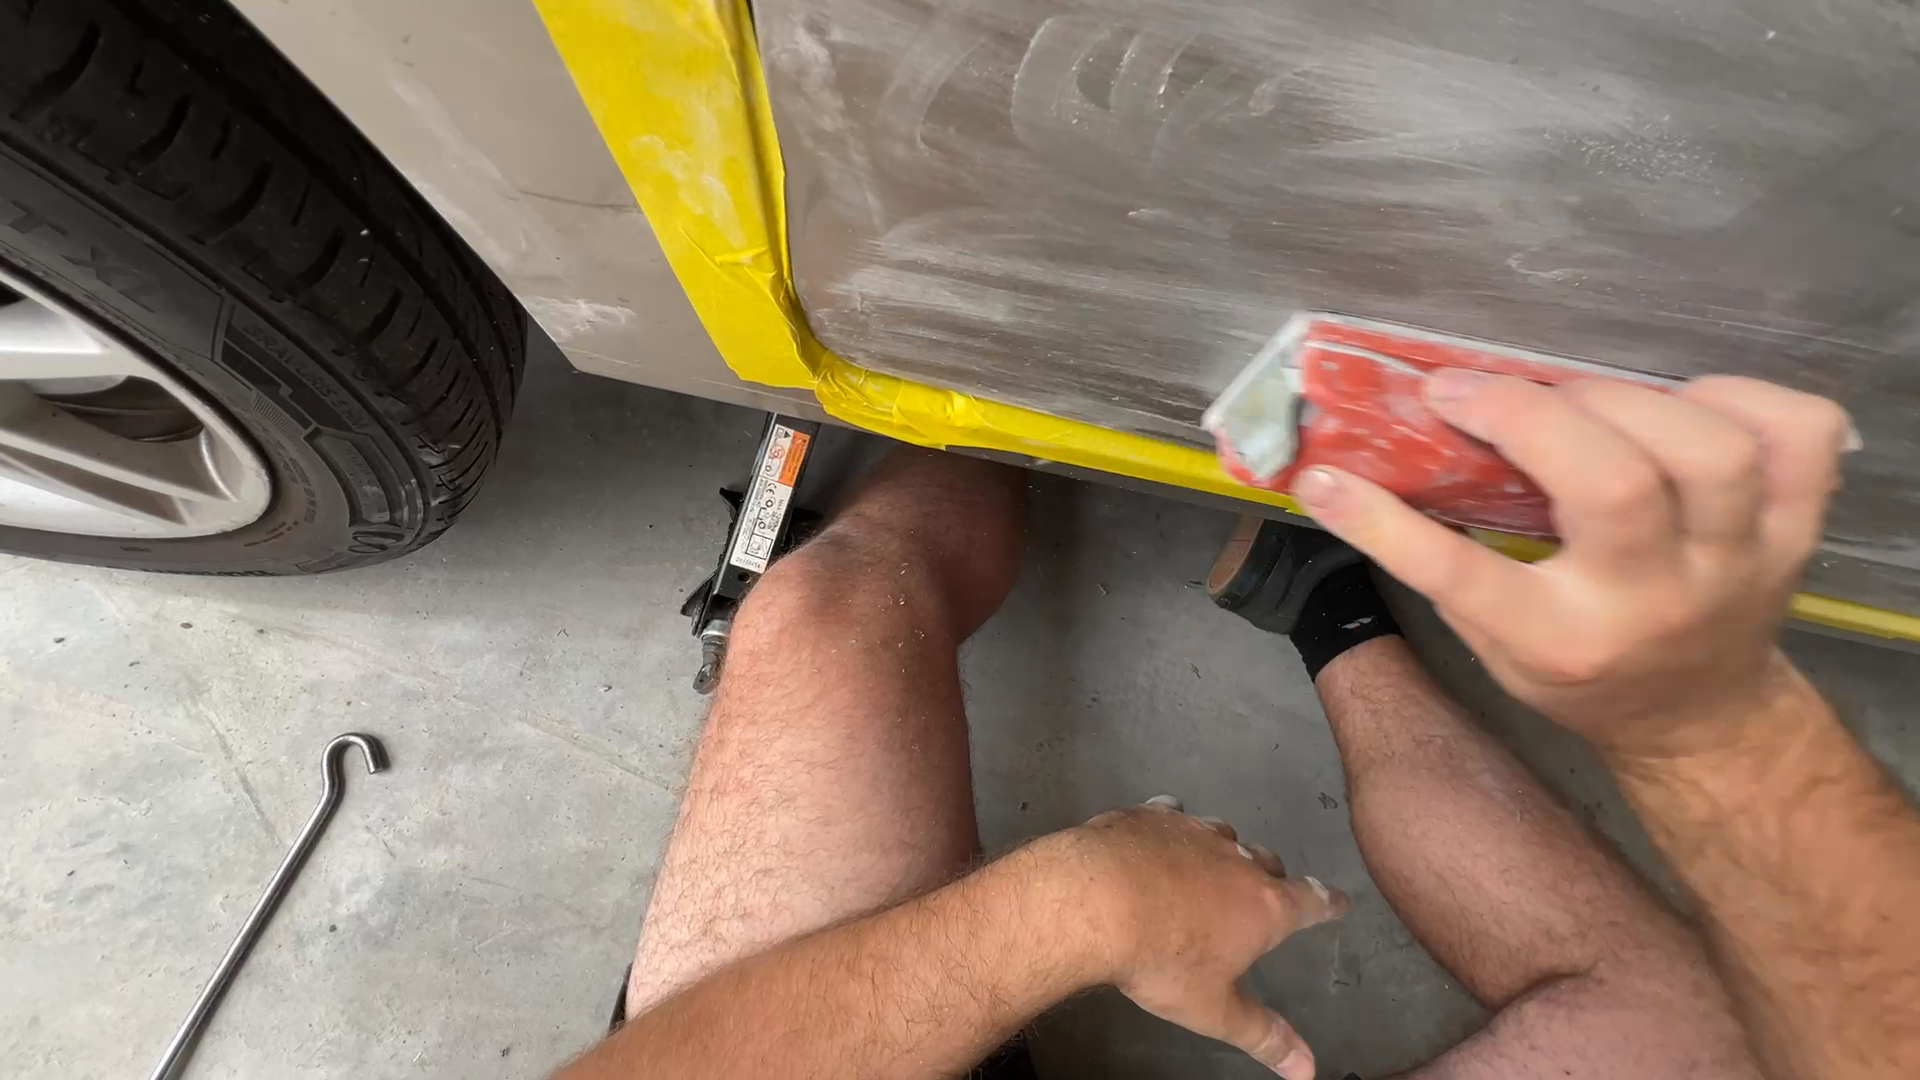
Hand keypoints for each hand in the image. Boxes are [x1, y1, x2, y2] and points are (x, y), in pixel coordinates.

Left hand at [1043, 796, 1347, 1078]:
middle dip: (1271, 875)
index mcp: (1261, 905)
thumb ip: (1263, 1035)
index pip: (1308, 901)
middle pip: (1264, 861)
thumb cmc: (1162, 958)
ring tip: (1217, 860)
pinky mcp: (1148, 815)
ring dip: (1223, 847)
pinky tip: (1161, 830)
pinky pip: (1171, 813)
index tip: (1337, 898)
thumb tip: (1309, 1070)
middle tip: (1268, 887)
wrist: (1096, 897)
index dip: (1325, 902)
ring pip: (1220, 832)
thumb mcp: (1213, 1009)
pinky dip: (1173, 823)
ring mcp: (1190, 830)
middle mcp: (1232, 858)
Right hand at [1290, 371, 1853, 755]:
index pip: (1456, 575)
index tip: (1324, 480)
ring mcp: (1738, 561)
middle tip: (1461, 391)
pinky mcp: (1795, 529)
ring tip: (1563, 397)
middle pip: (1609, 488)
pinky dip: (1732, 398)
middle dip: (1526, 417)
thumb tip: (1365, 476)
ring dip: (1618, 401)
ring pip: (1708, 452)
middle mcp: (1649, 602)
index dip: (1381, 523)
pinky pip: (1797, 435)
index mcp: (1554, 639)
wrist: (1692, 711)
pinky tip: (1672, 404)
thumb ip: (1443, 560)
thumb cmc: (1564, 670)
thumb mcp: (1485, 637)